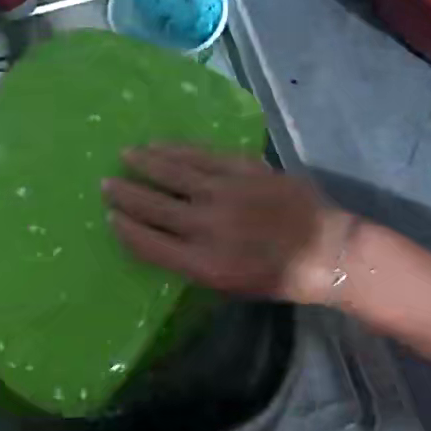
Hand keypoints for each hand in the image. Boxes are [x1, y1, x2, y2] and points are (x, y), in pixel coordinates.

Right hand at [103, 145, 355, 303]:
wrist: (325, 249)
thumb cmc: (275, 275)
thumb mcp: (228, 284)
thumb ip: (190, 261)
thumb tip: (159, 235)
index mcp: (202, 263)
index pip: (148, 242)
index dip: (124, 227)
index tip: (109, 216)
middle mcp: (207, 226)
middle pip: (153, 205)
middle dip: (125, 192)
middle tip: (105, 182)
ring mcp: (225, 193)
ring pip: (173, 173)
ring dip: (145, 162)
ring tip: (126, 154)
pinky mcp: (243, 169)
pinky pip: (201, 155)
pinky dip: (177, 150)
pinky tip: (161, 145)